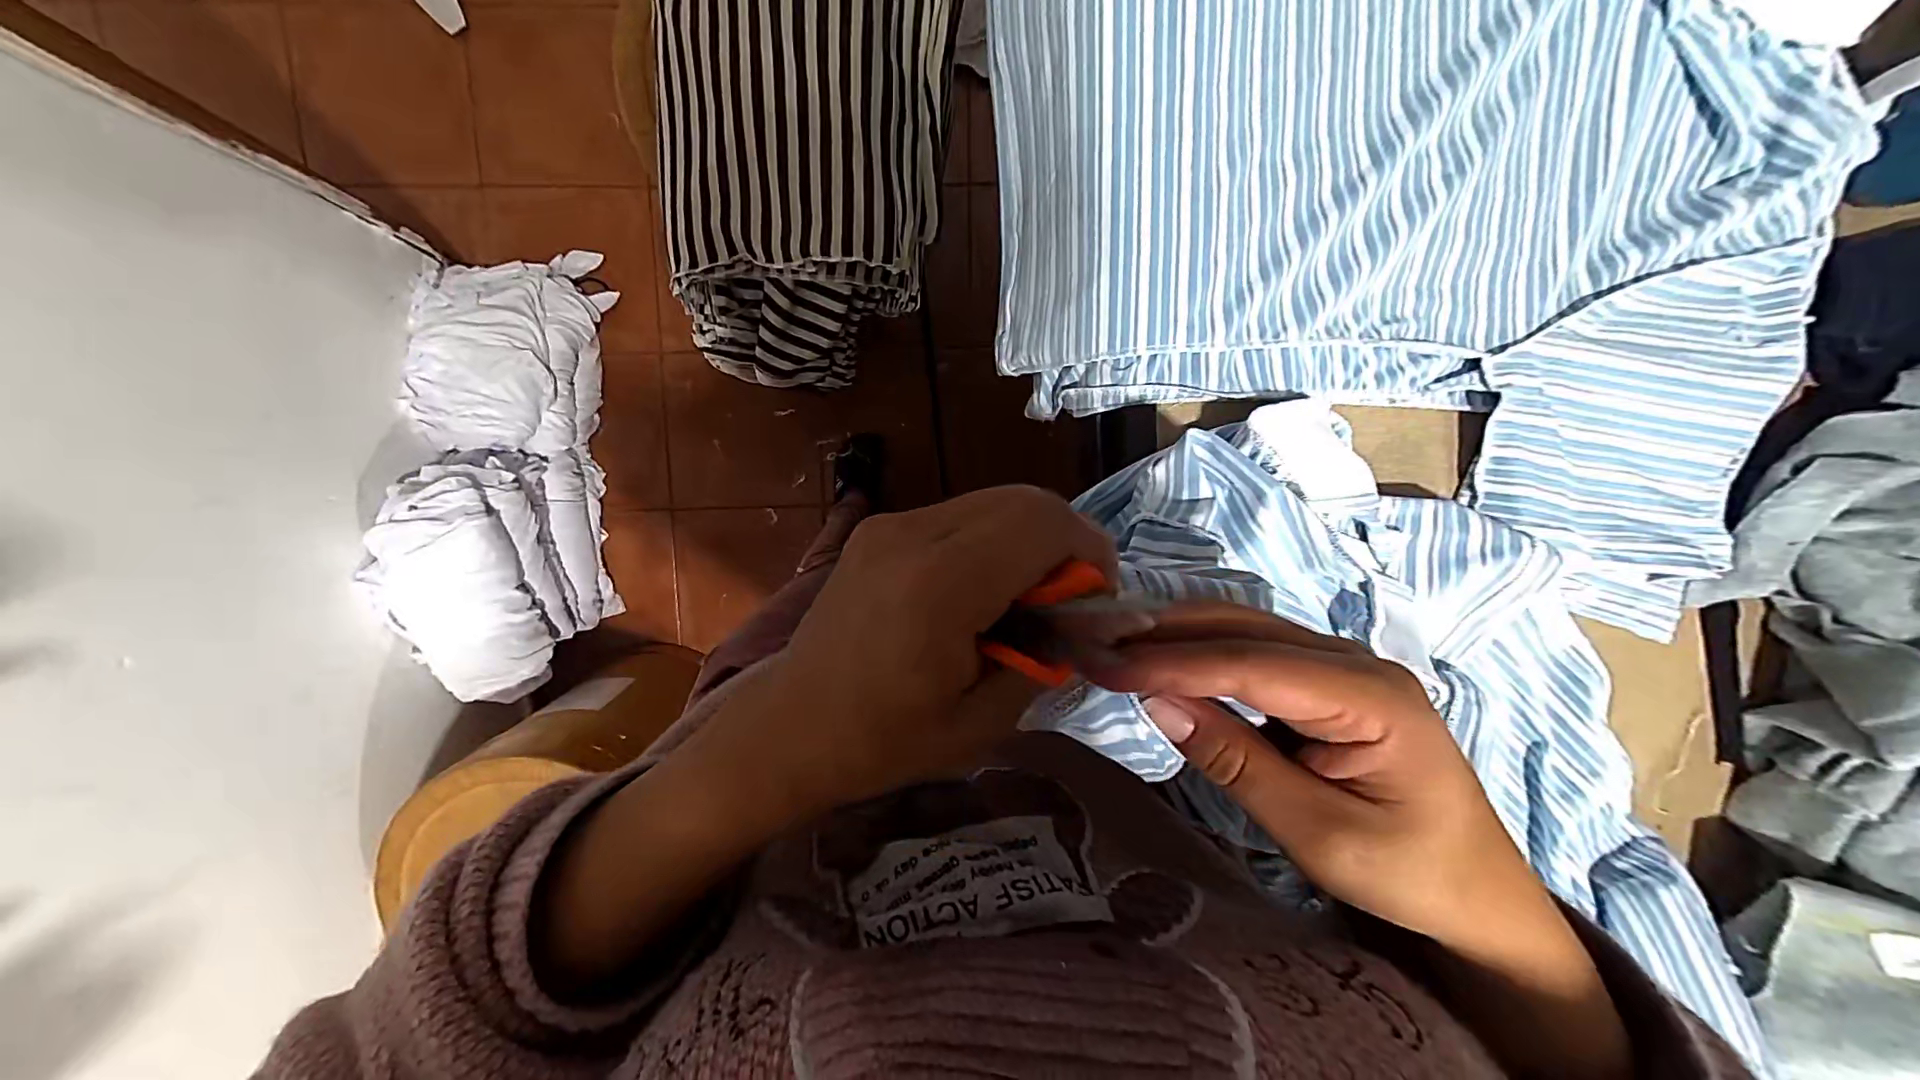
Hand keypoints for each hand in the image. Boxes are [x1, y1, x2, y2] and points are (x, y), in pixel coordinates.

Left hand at [700, 485, 1118, 816]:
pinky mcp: (878, 528)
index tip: (1095, 599)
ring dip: (1028, 540)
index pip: (1043, 523)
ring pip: (994, 502)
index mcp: (940, 583)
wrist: (790, 726)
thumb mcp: (983, 720)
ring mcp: (890, 524)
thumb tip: (1081, 617)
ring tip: (1025, 599)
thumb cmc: (883, 740)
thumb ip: (1045, 657)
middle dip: (1064, 542)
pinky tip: (983, 590)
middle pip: (1024, 500)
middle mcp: (912, 534)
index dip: (1088, 552)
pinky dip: (993, 540)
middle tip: (1066, 601)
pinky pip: (960, 515)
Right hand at [1090, 600, 1549, 949]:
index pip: (1248, 662)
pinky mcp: (1323, 680)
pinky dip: (1196, 653)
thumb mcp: (1318, 833)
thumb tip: (1157, 700)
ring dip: (1172, 635)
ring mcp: (1340, 664)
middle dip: (1161, 631)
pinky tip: (1158, 659)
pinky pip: (1250, 650)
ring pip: (1241, 629)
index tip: (1102, 665)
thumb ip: (1236, 761)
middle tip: (1091, 640)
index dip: (1169, 661)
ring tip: (1110, 644)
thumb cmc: (1409, 875)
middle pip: (1241, 627)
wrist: (1478, 897)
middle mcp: (1354, 660)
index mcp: (1369, 696)